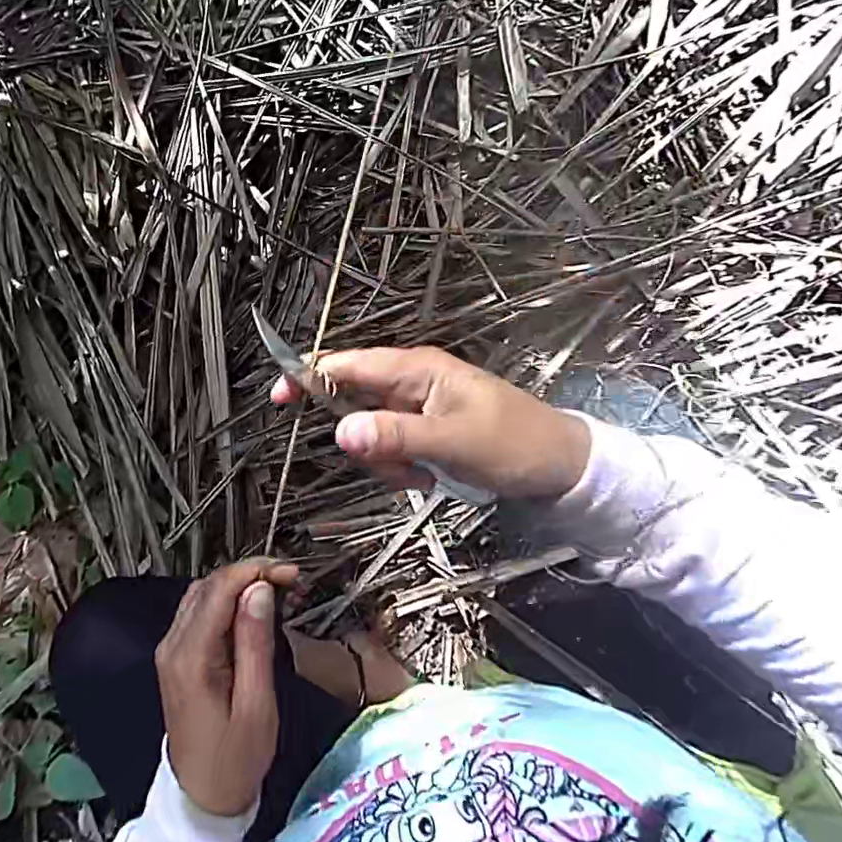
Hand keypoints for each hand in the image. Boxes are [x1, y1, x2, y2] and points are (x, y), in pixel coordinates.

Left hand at [156, 557, 297, 815]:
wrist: (202, 799)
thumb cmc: (234, 760)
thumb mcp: (256, 705)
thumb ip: (255, 642)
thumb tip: (259, 589)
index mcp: (190, 657)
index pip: (219, 589)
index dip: (255, 570)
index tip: (290, 573)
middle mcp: (172, 644)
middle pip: (209, 585)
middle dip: (249, 573)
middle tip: (288, 581)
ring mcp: (170, 648)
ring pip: (202, 593)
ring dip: (237, 583)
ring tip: (275, 589)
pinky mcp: (175, 655)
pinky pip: (198, 611)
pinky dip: (225, 600)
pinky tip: (249, 608)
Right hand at [271, 346, 590, 497]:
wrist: (562, 468)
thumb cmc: (515, 443)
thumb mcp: (453, 442)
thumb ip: (394, 436)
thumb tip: (339, 432)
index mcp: (415, 369)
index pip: (346, 364)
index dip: (309, 376)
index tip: (279, 397)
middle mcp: (409, 383)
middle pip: (353, 404)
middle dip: (365, 440)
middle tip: (399, 464)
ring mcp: (415, 409)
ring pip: (369, 433)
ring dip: (386, 460)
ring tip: (426, 473)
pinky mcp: (423, 432)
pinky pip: (390, 450)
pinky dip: (402, 469)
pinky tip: (432, 476)